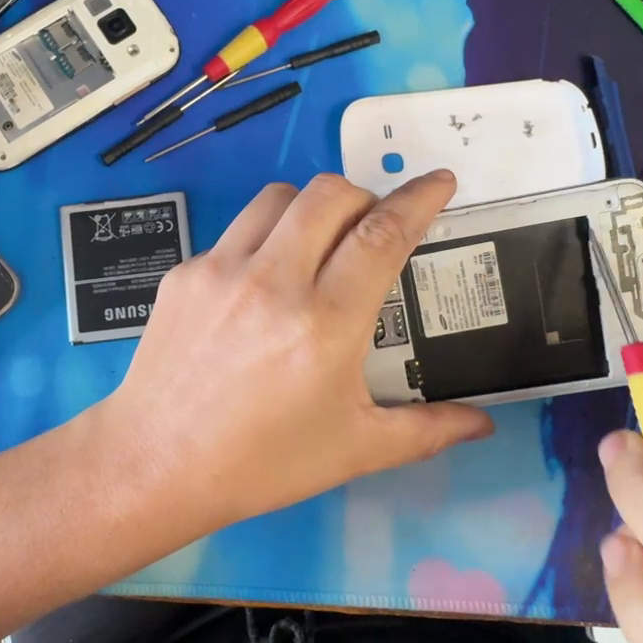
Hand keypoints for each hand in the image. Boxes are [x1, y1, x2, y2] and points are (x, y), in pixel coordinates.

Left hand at [94, 172, 493, 530]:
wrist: (157, 462)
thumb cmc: (262, 462)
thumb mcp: (354, 450)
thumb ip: (427, 429)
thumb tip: (484, 422)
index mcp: (324, 324)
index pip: (382, 235)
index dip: (418, 199)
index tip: (439, 180)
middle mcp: (273, 282)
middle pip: (330, 195)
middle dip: (365, 197)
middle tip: (373, 228)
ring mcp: (221, 271)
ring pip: (278, 197)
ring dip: (311, 207)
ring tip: (319, 243)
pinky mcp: (184, 273)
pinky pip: (235, 231)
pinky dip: (263, 239)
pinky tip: (262, 283)